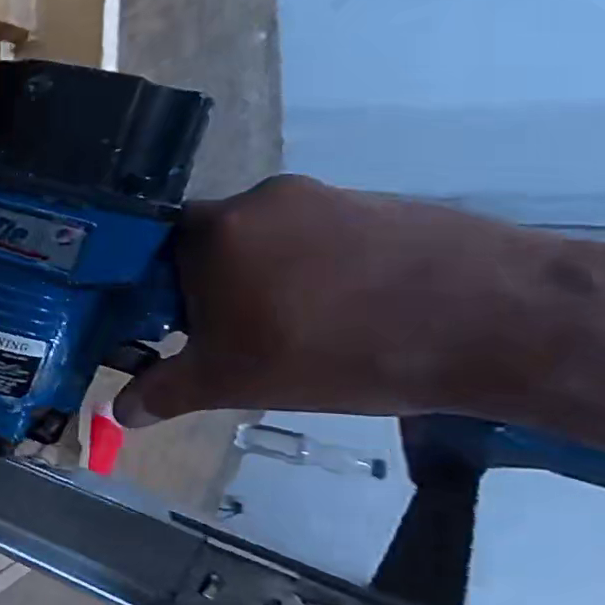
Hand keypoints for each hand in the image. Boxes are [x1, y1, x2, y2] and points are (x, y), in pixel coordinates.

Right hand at [114, 175, 554, 424]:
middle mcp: (260, 198)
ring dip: (268, 280)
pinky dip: (317, 270)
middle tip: (239, 338)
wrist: (484, 320)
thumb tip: (120, 410)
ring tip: (299, 331)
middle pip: (215, 243)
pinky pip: (320, 236)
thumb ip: (167, 391)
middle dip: (217, 289)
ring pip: (269, 241)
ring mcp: (321, 195)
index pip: (157, 248)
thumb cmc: (333, 351)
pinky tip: (346, 312)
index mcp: (214, 229)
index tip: (181, 328)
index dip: (161, 290)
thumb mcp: (236, 382)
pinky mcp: (372, 203)